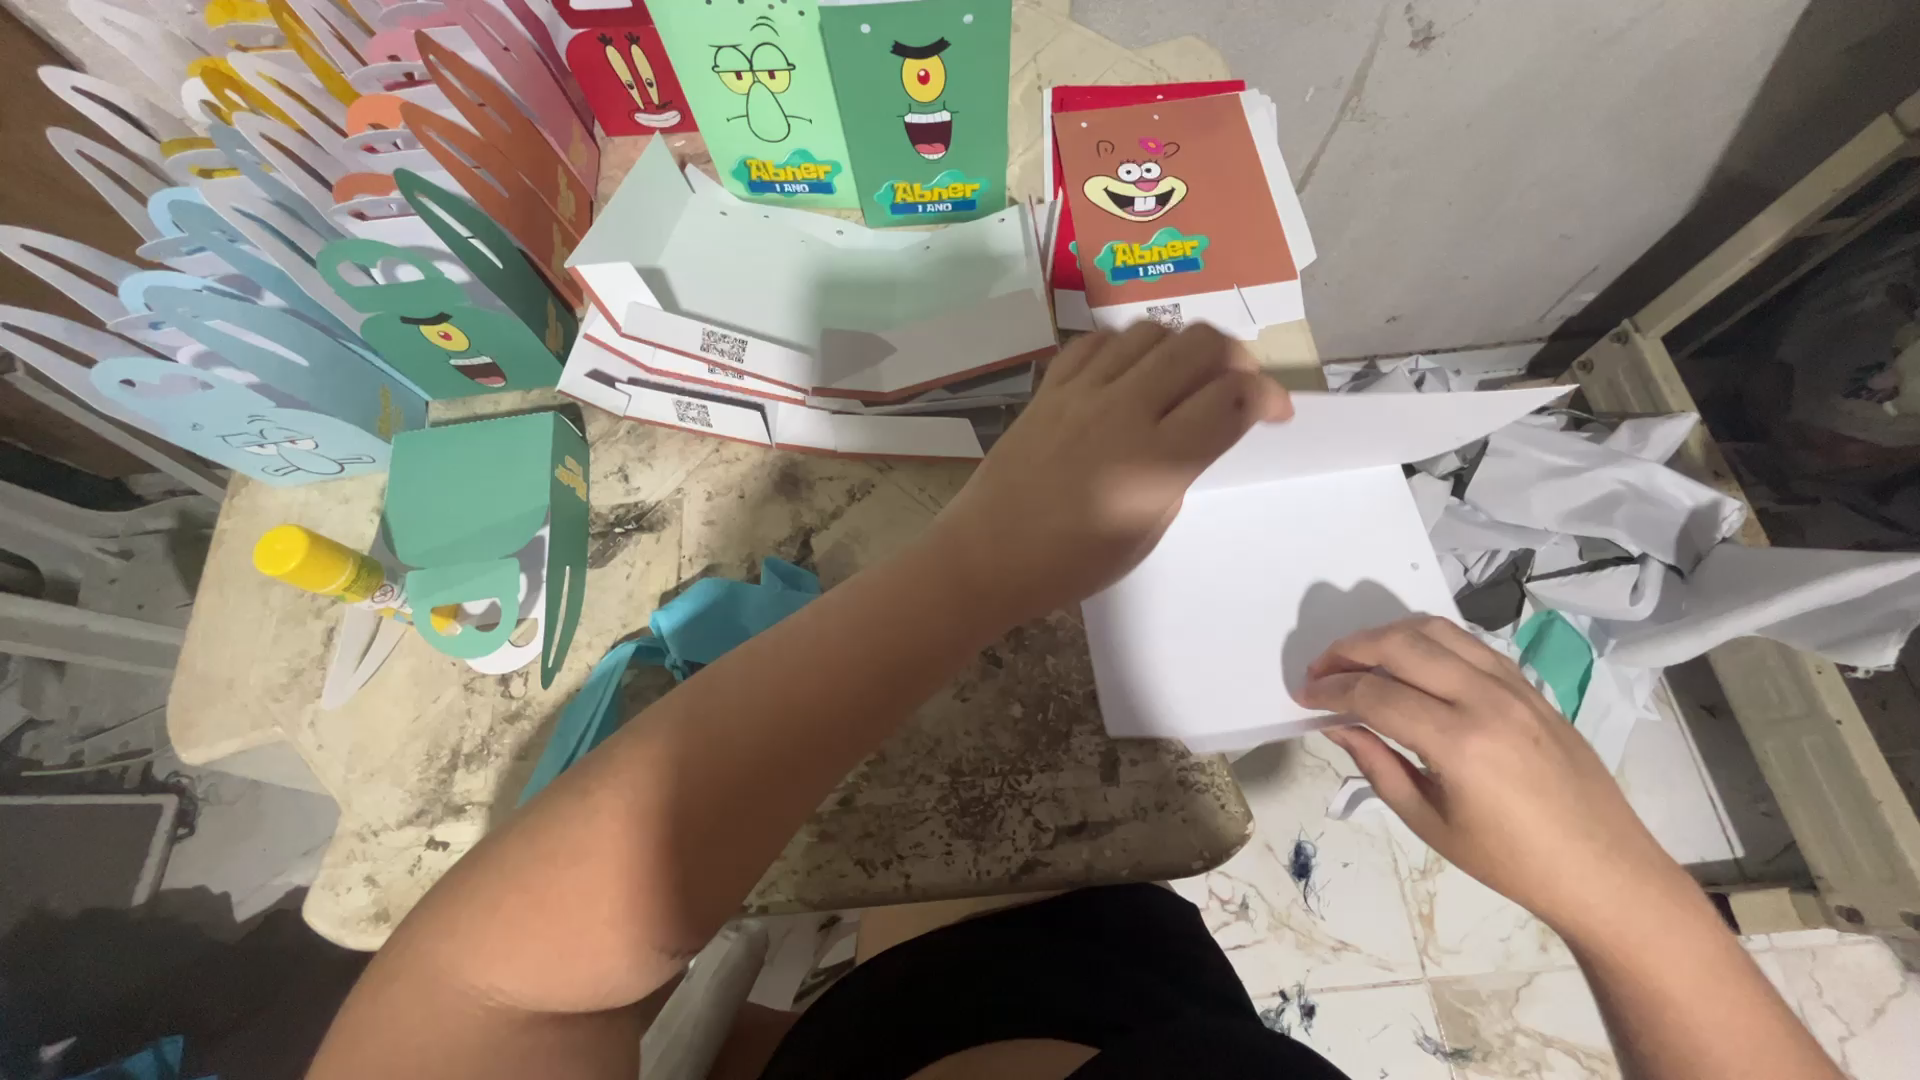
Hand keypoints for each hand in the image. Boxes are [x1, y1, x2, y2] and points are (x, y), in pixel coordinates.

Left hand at [931, 321, 1291, 623]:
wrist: (988, 555)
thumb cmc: (1070, 564)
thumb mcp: (1146, 533)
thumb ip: (1178, 473)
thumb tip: (1192, 432)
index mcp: (1157, 461)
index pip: (1233, 398)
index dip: (1267, 396)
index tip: (1273, 411)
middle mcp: (1124, 412)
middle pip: (1200, 346)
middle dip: (1235, 357)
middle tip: (1233, 385)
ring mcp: (1082, 394)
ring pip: (1150, 332)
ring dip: (1179, 346)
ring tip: (1179, 376)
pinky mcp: (1049, 389)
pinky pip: (1096, 342)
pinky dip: (1124, 346)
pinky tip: (1126, 371)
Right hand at [1302, 616, 1693, 940]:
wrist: (1609, 874)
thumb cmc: (1511, 862)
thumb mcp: (1427, 821)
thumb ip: (1375, 763)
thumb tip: (1335, 723)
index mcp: (1460, 743)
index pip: (1374, 693)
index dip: (1328, 690)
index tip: (1302, 696)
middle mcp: (1486, 701)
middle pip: (1400, 645)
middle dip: (1347, 650)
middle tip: (1320, 670)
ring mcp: (1514, 688)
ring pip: (1435, 630)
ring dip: (1385, 634)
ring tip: (1357, 658)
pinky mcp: (1530, 687)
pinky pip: (1468, 643)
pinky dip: (1426, 640)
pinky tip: (1408, 662)